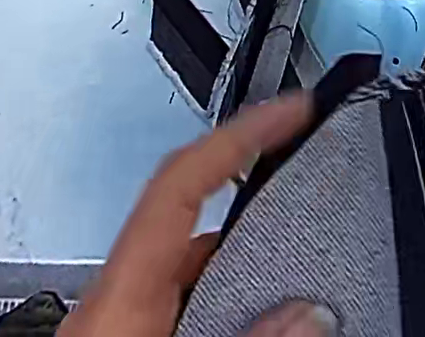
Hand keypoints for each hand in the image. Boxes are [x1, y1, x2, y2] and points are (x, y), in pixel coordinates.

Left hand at [60, 92, 329, 336]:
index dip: (240, 134)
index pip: (181, 183)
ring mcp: (118, 331)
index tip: (292, 111)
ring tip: (303, 268)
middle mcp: (114, 310)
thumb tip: (309, 315)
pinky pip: (189, 308)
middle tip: (310, 183)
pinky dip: (231, 302)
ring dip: (249, 261)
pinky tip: (265, 325)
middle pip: (195, 225)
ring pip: (195, 272)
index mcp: (117, 305)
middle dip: (256, 200)